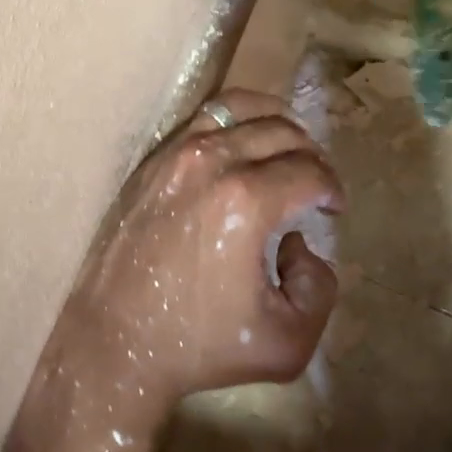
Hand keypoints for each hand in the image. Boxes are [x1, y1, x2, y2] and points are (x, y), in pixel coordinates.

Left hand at [1, 90, 343, 451]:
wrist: (118, 340)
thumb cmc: (200, 344)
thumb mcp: (287, 343)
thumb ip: (320, 289)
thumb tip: (300, 242)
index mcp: (248, 202)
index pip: (310, 171)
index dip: (332, 188)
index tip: (333, 209)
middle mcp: (213, 162)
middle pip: (283, 131)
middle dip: (312, 154)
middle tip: (316, 183)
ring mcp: (178, 153)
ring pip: (242, 106)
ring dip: (275, 122)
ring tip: (287, 149)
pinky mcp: (154, 157)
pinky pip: (205, 116)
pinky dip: (235, 118)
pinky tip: (244, 142)